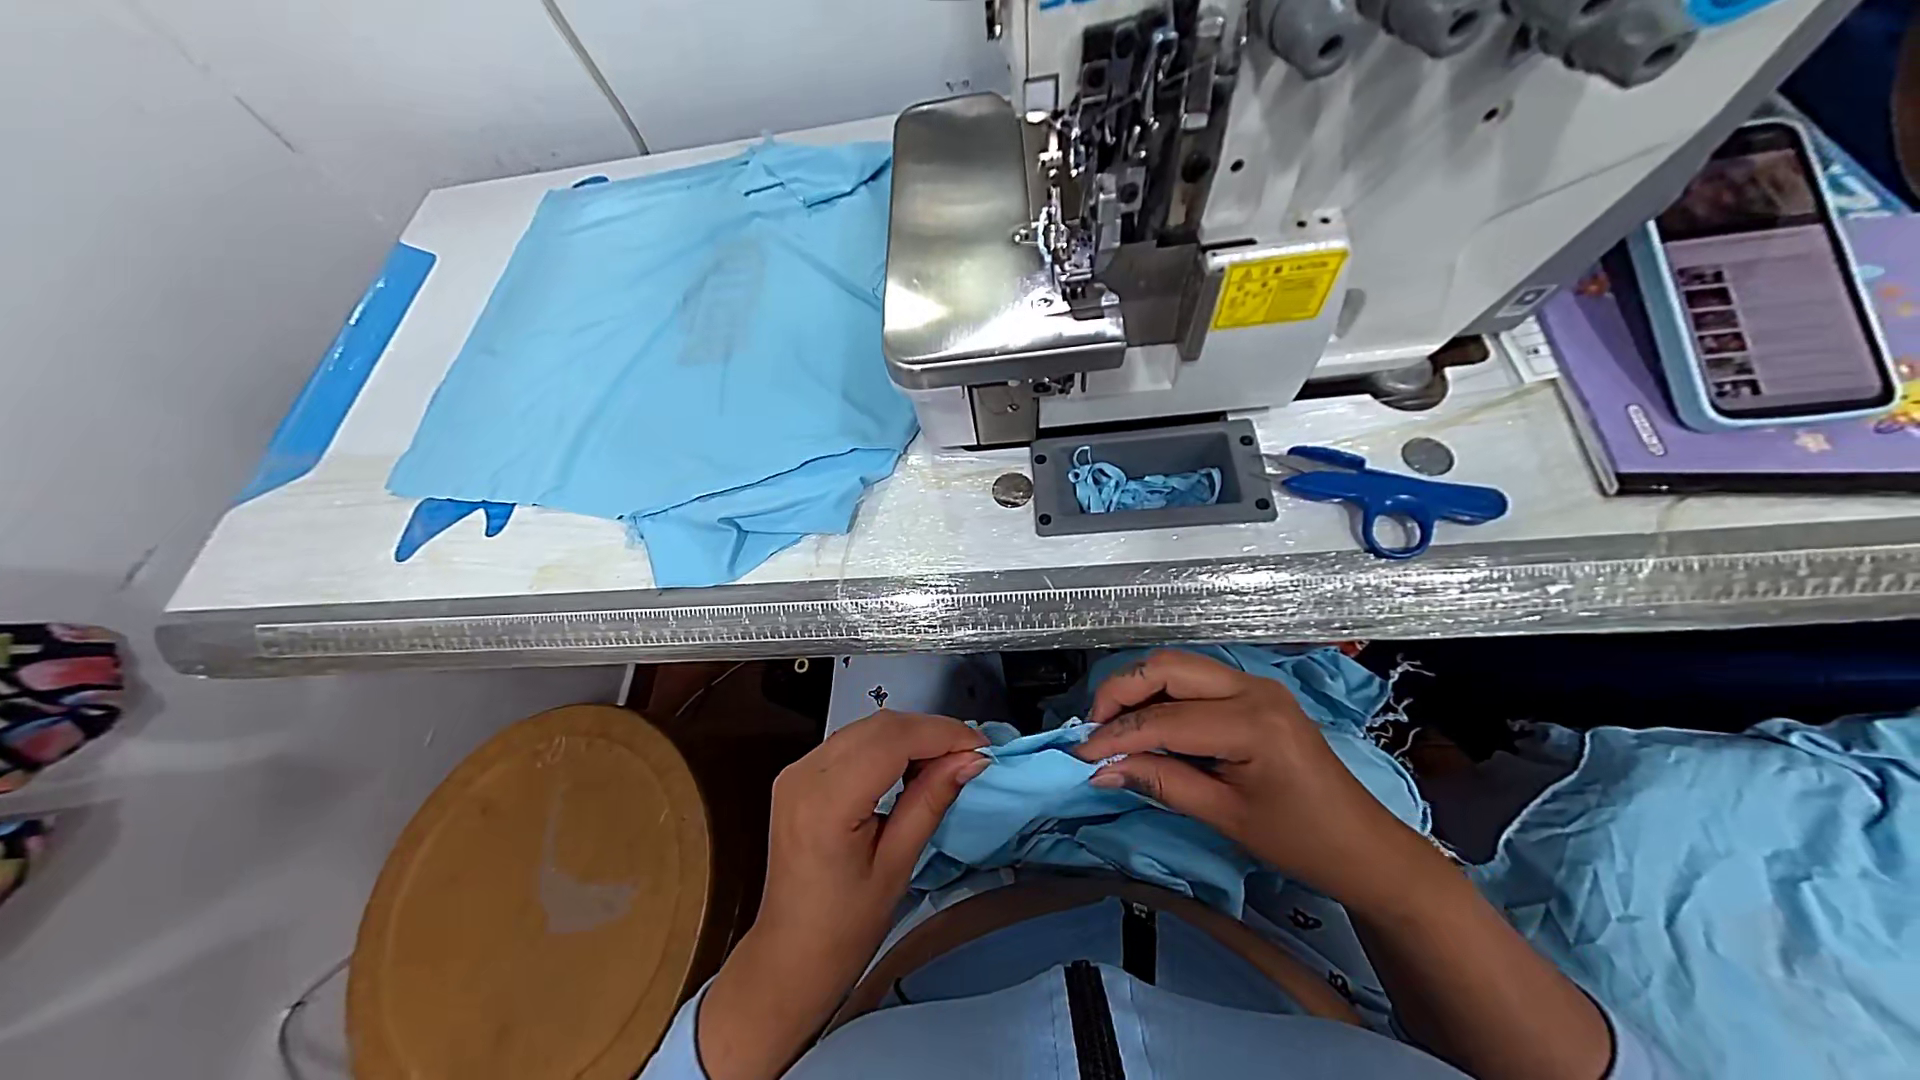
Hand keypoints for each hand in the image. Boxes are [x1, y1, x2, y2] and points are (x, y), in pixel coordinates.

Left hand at [698, 710, 987, 1079]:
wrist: (790, 954)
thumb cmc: (845, 926)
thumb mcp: (897, 865)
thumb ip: (931, 800)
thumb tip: (971, 760)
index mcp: (826, 803)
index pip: (892, 740)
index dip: (942, 734)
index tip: (982, 747)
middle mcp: (804, 774)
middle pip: (880, 726)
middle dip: (931, 731)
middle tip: (970, 755)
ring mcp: (796, 770)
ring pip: (867, 727)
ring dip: (911, 735)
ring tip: (947, 761)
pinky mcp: (797, 773)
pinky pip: (852, 740)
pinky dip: (888, 744)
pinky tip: (911, 765)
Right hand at [1073, 649, 1425, 906]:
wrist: (1365, 847)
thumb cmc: (1301, 841)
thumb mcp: (1224, 816)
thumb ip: (1159, 782)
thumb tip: (1102, 769)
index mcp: (1252, 723)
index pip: (1163, 718)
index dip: (1115, 735)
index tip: (1082, 754)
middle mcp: (1253, 688)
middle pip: (1166, 666)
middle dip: (1120, 692)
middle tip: (1094, 729)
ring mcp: (1257, 685)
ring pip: (1178, 666)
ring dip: (1139, 689)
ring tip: (1113, 725)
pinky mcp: (1255, 692)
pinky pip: (1195, 680)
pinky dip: (1162, 695)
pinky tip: (1147, 721)